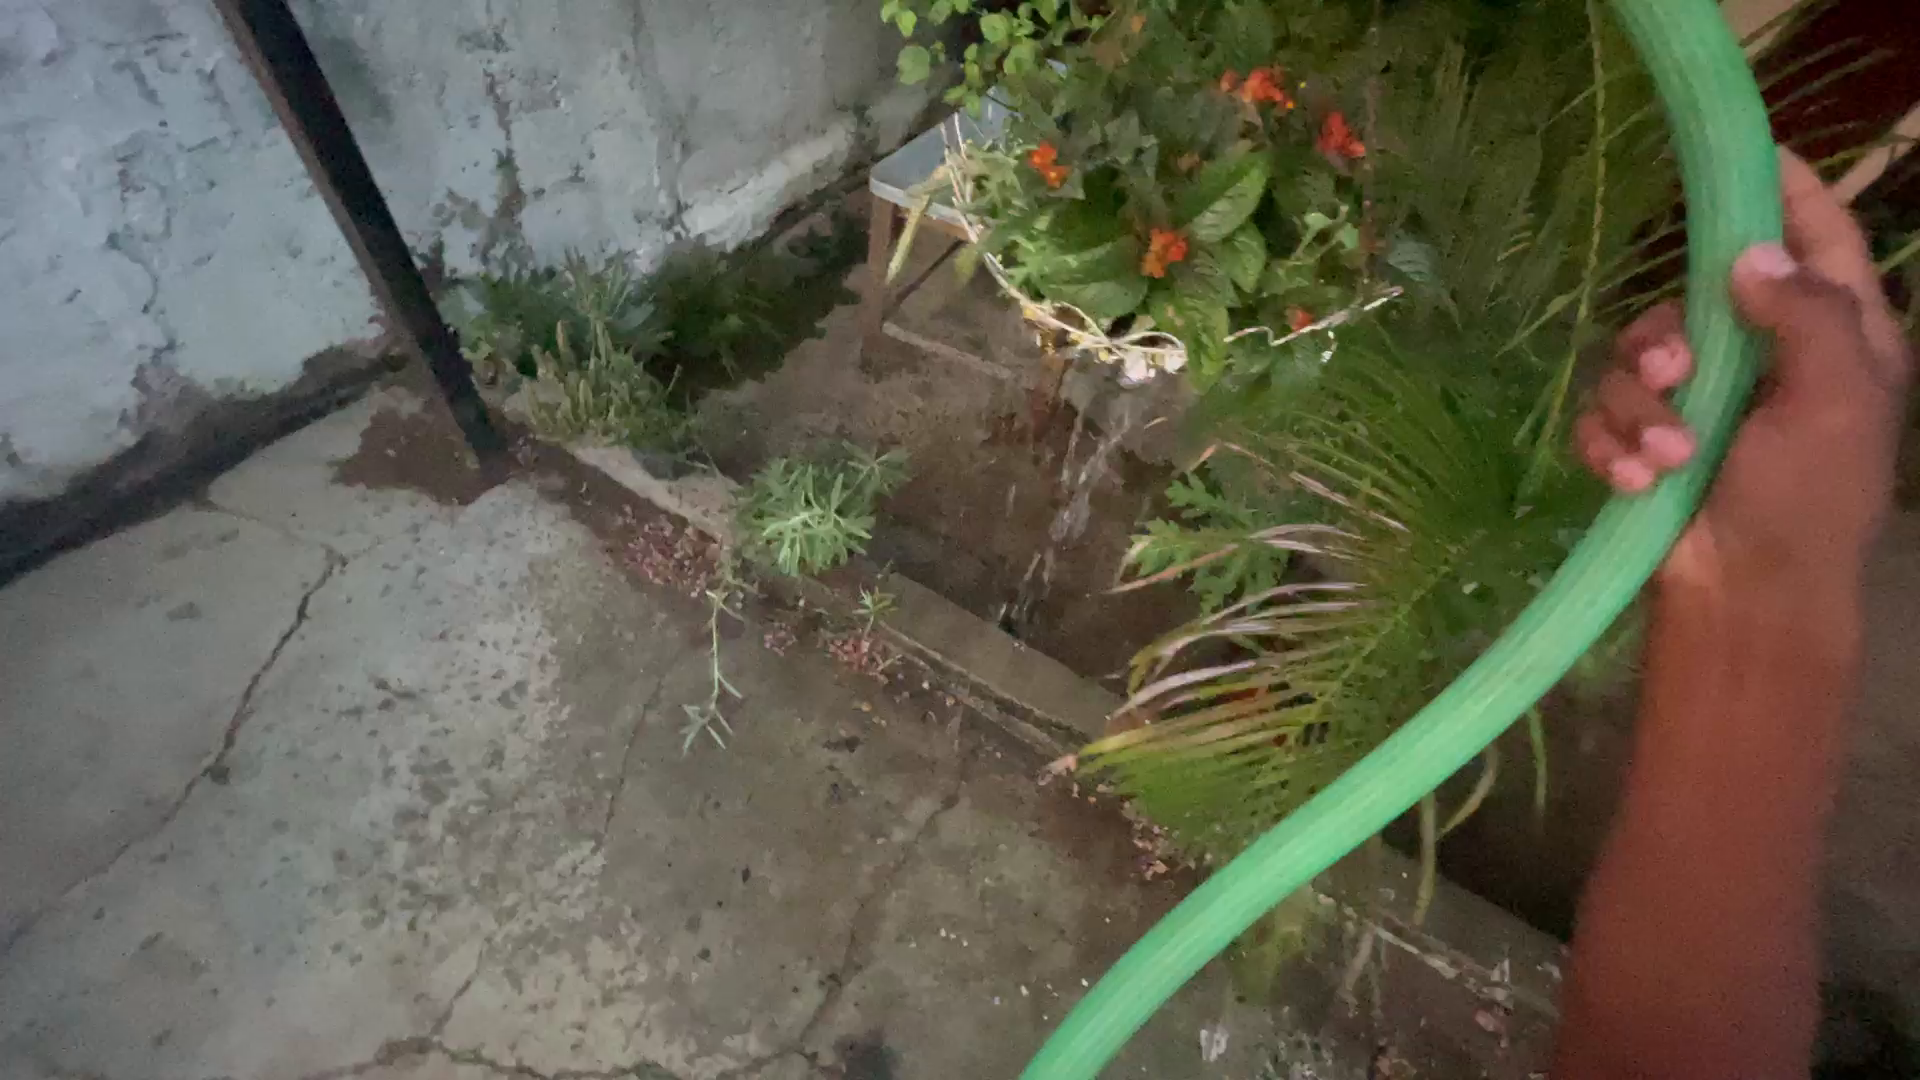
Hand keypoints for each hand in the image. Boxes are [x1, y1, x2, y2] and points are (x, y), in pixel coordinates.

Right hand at [1576, 148, 1910, 592]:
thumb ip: (1803, 318)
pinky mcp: (1631, 439)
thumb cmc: (1808, 495)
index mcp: (1823, 337)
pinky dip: (1609, 447)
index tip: (1757, 153)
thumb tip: (1744, 254)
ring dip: (1635, 416)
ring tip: (1663, 459)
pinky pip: (1594, 419)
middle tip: (1672, 380)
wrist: (1742, 583)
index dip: (1788, 196)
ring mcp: (1684, 402)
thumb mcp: (1834, 400)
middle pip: (1679, 308)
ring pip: (1623, 368)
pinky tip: (1632, 478)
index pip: (1811, 244)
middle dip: (1663, 346)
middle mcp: (1747, 358)